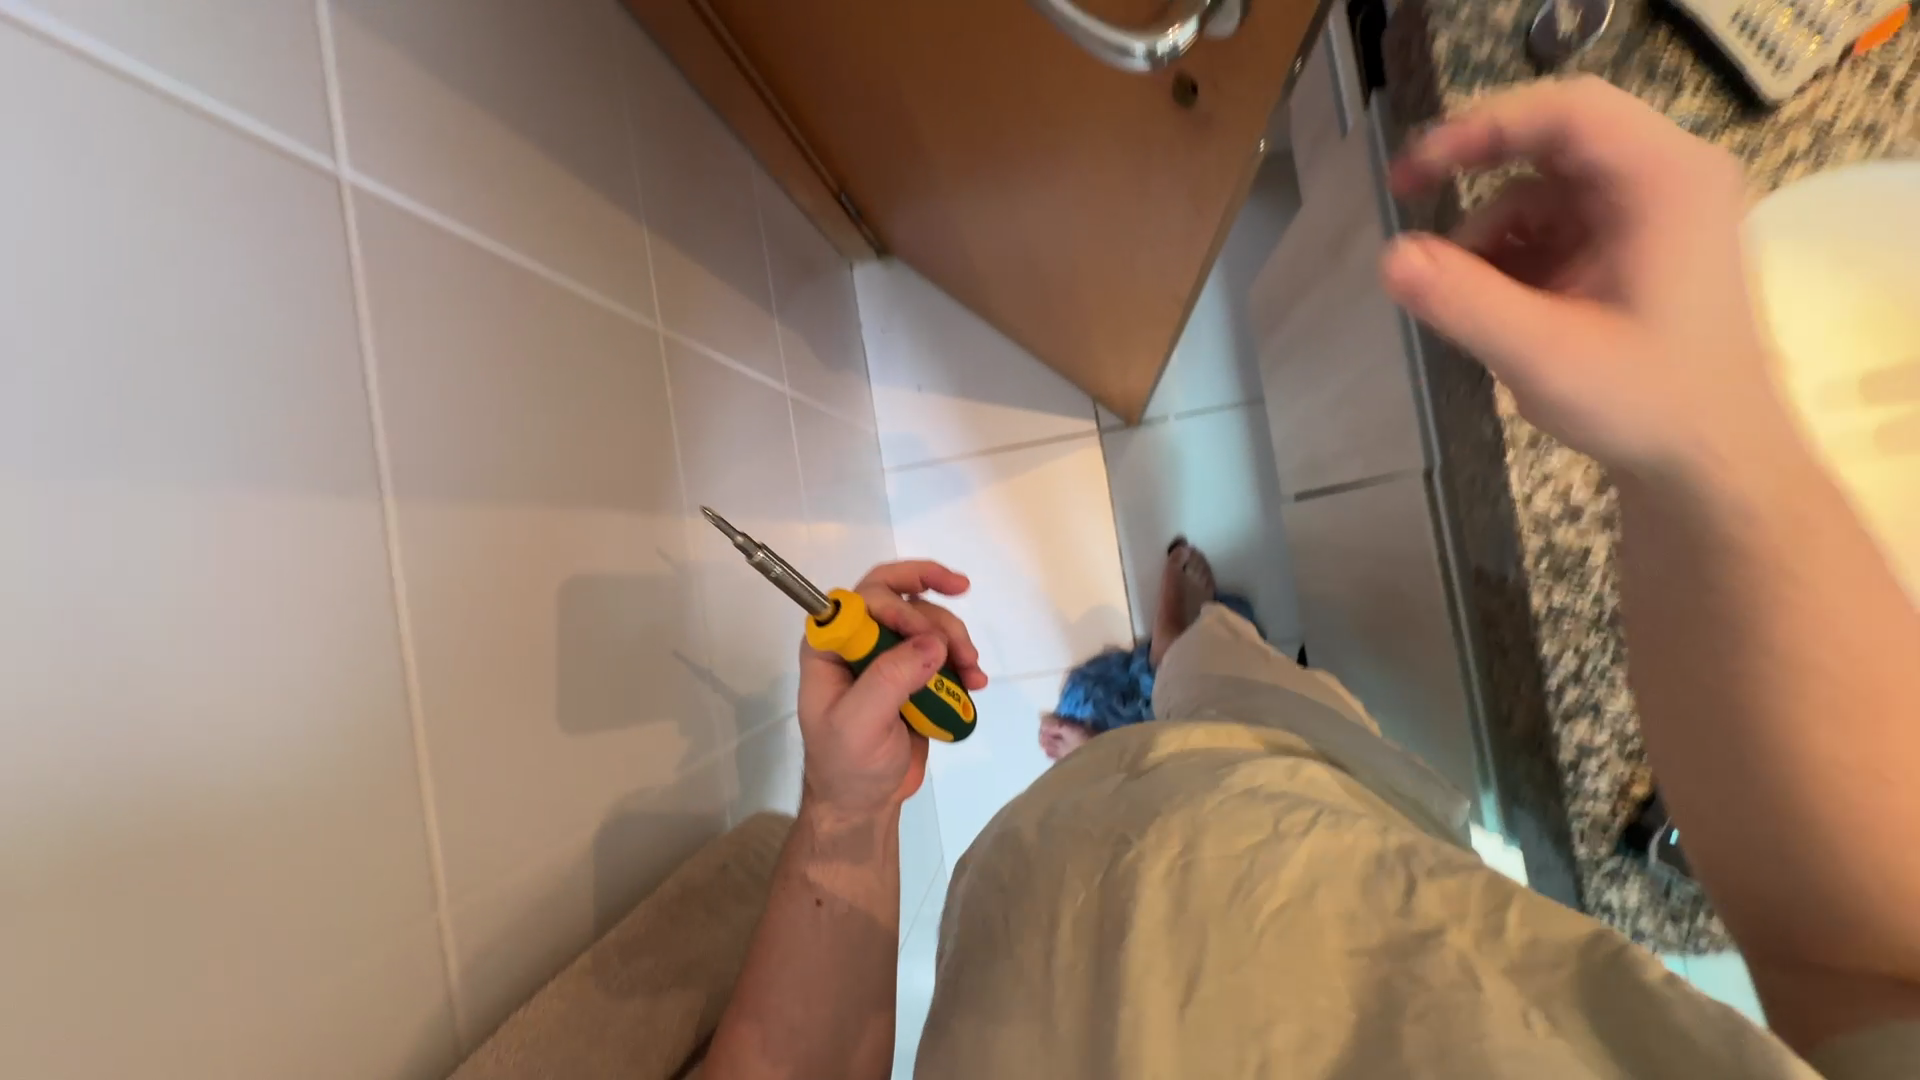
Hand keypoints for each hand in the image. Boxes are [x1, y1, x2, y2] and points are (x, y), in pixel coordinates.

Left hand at [796, 560, 987, 817]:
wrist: (865, 803)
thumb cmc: (847, 766)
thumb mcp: (859, 724)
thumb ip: (890, 679)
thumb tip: (933, 643)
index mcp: (832, 646)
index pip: (864, 598)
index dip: (899, 603)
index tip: (929, 633)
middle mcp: (858, 641)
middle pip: (899, 594)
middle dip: (935, 607)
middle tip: (963, 622)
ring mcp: (888, 655)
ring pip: (927, 620)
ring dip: (955, 639)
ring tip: (972, 673)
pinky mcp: (914, 673)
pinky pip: (942, 648)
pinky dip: (962, 658)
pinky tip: (975, 681)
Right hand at [1379, 76, 1798, 481]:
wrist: (1708, 456)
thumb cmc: (1646, 401)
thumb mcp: (1542, 353)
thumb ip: (1462, 302)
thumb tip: (1387, 259)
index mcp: (1665, 184)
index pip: (1568, 114)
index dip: (1482, 128)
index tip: (1411, 171)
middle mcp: (1660, 185)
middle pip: (1550, 147)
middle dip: (1472, 173)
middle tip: (1404, 198)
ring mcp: (1641, 220)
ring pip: (1538, 197)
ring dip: (1484, 238)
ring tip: (1456, 298)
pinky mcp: (1621, 255)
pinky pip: (1544, 235)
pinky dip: (1502, 263)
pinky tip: (1486, 308)